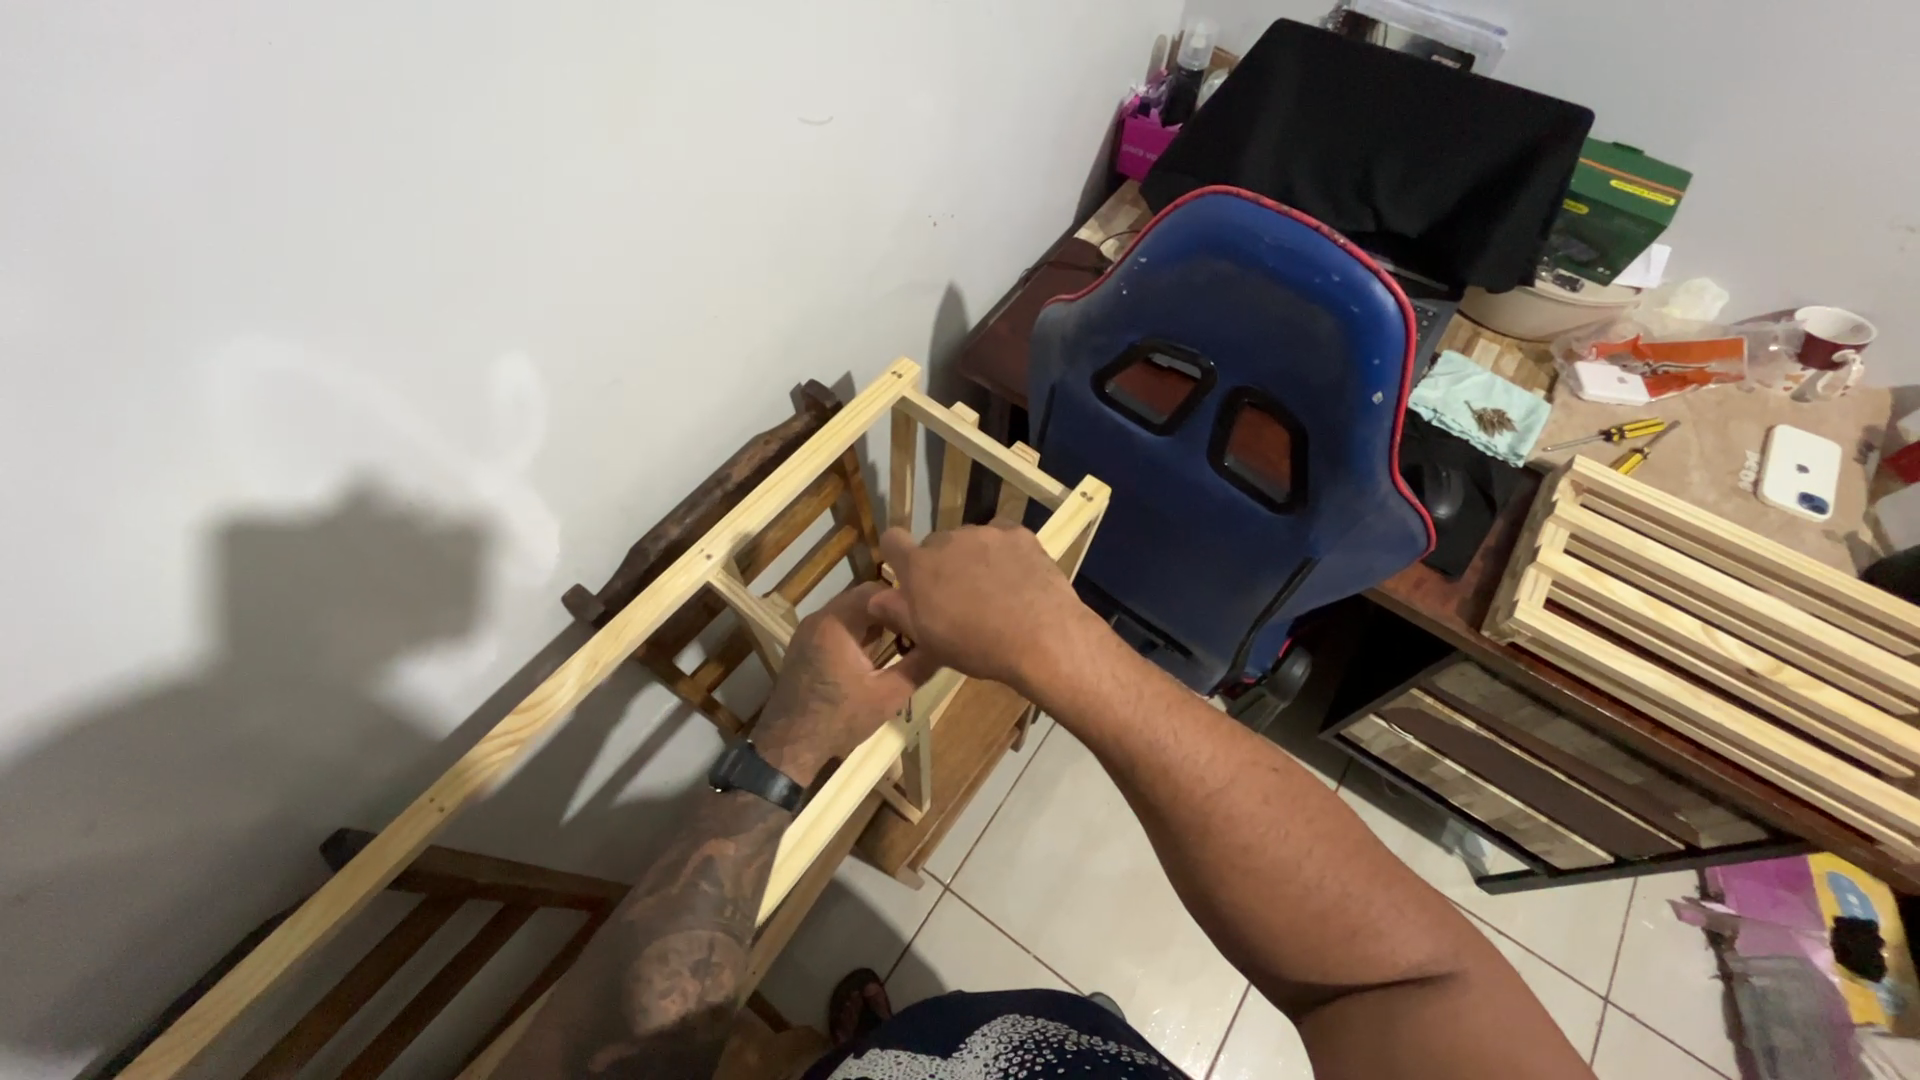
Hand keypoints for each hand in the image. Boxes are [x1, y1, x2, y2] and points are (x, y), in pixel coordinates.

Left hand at [754, 581, 940, 785]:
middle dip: (891, 611)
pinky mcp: (805, 646)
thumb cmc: (840, 719)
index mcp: (837, 623)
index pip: (876, 590)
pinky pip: (837, 627)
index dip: (904, 601)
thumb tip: (946, 645)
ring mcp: (808, 631)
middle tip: (917, 629)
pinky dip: (858, 633)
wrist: (789, 746)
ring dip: (875, 622)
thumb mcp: (889, 695)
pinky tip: (876, 654)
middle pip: (862, 598)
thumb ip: (919, 665)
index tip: (925, 617)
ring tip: (902, 640)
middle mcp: (819, 618)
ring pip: (850, 612)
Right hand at [866, 524, 1104, 695]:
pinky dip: (1003, 553)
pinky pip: (1001, 537)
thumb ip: (897, 613)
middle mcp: (947, 540)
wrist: (1041, 637)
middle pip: (935, 545)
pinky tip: (1016, 578)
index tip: (909, 576)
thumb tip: (874, 598)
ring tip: (995, 591)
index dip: (897, 555)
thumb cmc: (977, 646)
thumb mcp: (928, 639)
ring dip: (973, 558)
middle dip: (942, 565)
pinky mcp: (1018, 534)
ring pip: (969, 541)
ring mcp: (984, 533)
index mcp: (919, 566)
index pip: (892, 540)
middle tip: (959, 598)